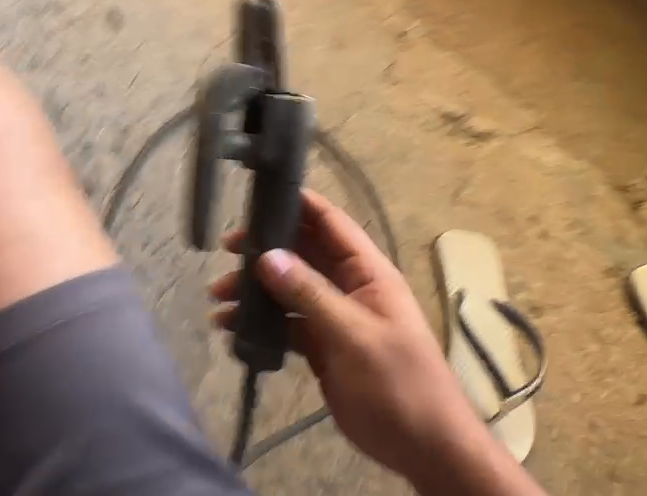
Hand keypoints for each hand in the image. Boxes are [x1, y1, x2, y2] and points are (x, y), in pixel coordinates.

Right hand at [209, 192, 495, 485]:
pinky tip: (233, 328)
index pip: (330, 222)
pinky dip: (259, 321)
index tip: (256, 194)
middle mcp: (348, 286)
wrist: (426, 451)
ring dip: (254, 288)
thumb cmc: (402, 385)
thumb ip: (310, 295)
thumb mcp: (355, 336)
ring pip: (287, 286)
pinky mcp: (321, 345)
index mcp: (367, 273)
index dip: (297, 203)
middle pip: (300, 251)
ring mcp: (333, 315)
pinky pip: (284, 321)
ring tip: (219, 298)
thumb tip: (265, 256)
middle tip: (227, 249)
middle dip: (262, 248)